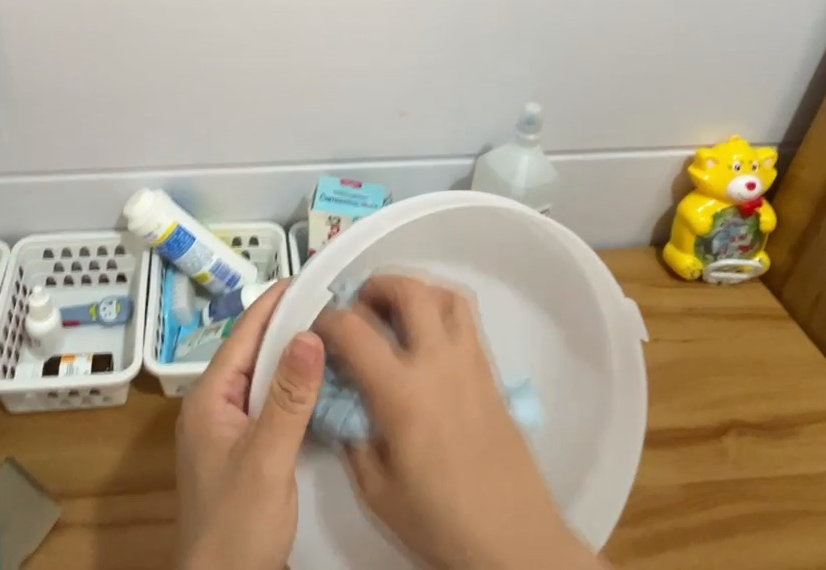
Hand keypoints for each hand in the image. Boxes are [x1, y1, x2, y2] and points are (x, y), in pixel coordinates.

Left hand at [175, 280, 325, 569]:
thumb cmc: (237, 525)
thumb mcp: (266, 458)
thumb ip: (287, 397)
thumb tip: (310, 333)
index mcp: (209, 398)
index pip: (245, 334)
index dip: (276, 302)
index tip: (311, 276)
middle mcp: (215, 406)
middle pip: (254, 351)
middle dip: (289, 323)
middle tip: (333, 301)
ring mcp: (228, 429)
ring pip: (263, 377)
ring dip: (293, 355)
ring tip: (333, 332)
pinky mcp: (244, 450)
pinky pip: (270, 402)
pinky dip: (294, 387)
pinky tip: (321, 384)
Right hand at [315, 276, 601, 569]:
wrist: (513, 540)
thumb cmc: (441, 520)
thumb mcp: (376, 489)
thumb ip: (352, 437)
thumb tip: (339, 403)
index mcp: (402, 393)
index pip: (354, 330)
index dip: (325, 318)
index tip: (312, 325)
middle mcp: (439, 364)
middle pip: (408, 291)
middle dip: (374, 285)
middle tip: (355, 303)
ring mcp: (471, 363)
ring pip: (445, 294)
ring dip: (413, 288)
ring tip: (392, 308)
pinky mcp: (491, 372)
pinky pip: (466, 319)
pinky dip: (440, 307)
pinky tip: (424, 334)